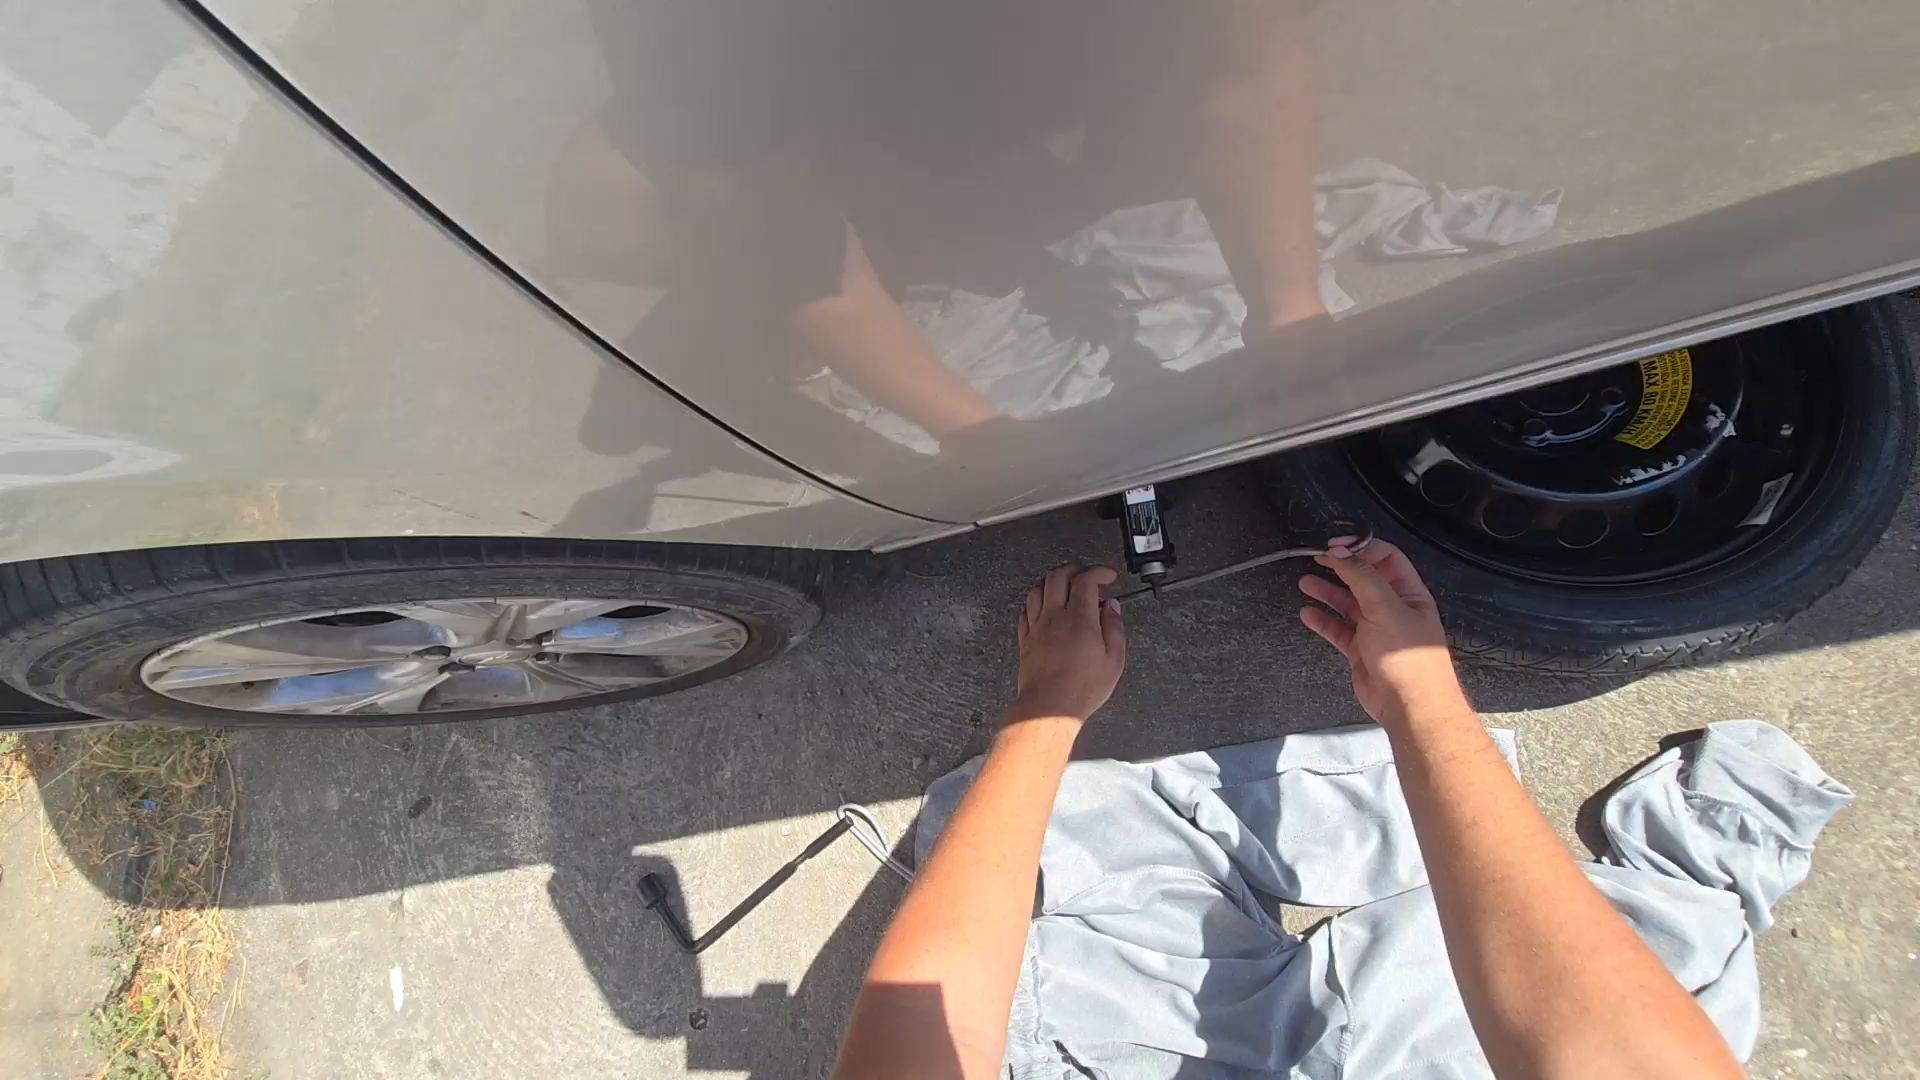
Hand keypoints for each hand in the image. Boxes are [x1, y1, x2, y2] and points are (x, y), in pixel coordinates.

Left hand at [1009, 565, 1126, 725]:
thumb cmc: (1081, 688)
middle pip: (1058, 576)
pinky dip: (1036, 601)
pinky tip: (1043, 606)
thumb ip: (1114, 628)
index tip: (1107, 575)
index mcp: (1079, 618)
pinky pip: (1026, 609)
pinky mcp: (1026, 639)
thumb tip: (1112, 608)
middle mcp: (1055, 616)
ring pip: (1038, 588)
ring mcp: (1037, 626)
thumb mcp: (1113, 660)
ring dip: (1052, 580)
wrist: (1049, 706)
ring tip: (1065, 585)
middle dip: (1075, 569)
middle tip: (1087, 575)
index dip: (1098, 571)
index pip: (1085, 579)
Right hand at [1298, 537, 1466, 725]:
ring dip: (1326, 591)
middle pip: (1363, 578)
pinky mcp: (1360, 648)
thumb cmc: (1410, 661)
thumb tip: (1342, 553)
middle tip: (1317, 558)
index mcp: (1408, 594)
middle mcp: (1392, 608)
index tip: (1336, 545)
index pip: (1386, 558)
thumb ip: (1362, 577)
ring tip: (1306, 582)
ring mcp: (1375, 628)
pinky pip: (1337, 628)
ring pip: (1346, 602)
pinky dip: (1321, 619)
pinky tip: (1308, 613)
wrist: (1408, 705)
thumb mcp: (1386, 608)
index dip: (1361, 547)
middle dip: (1340, 567)